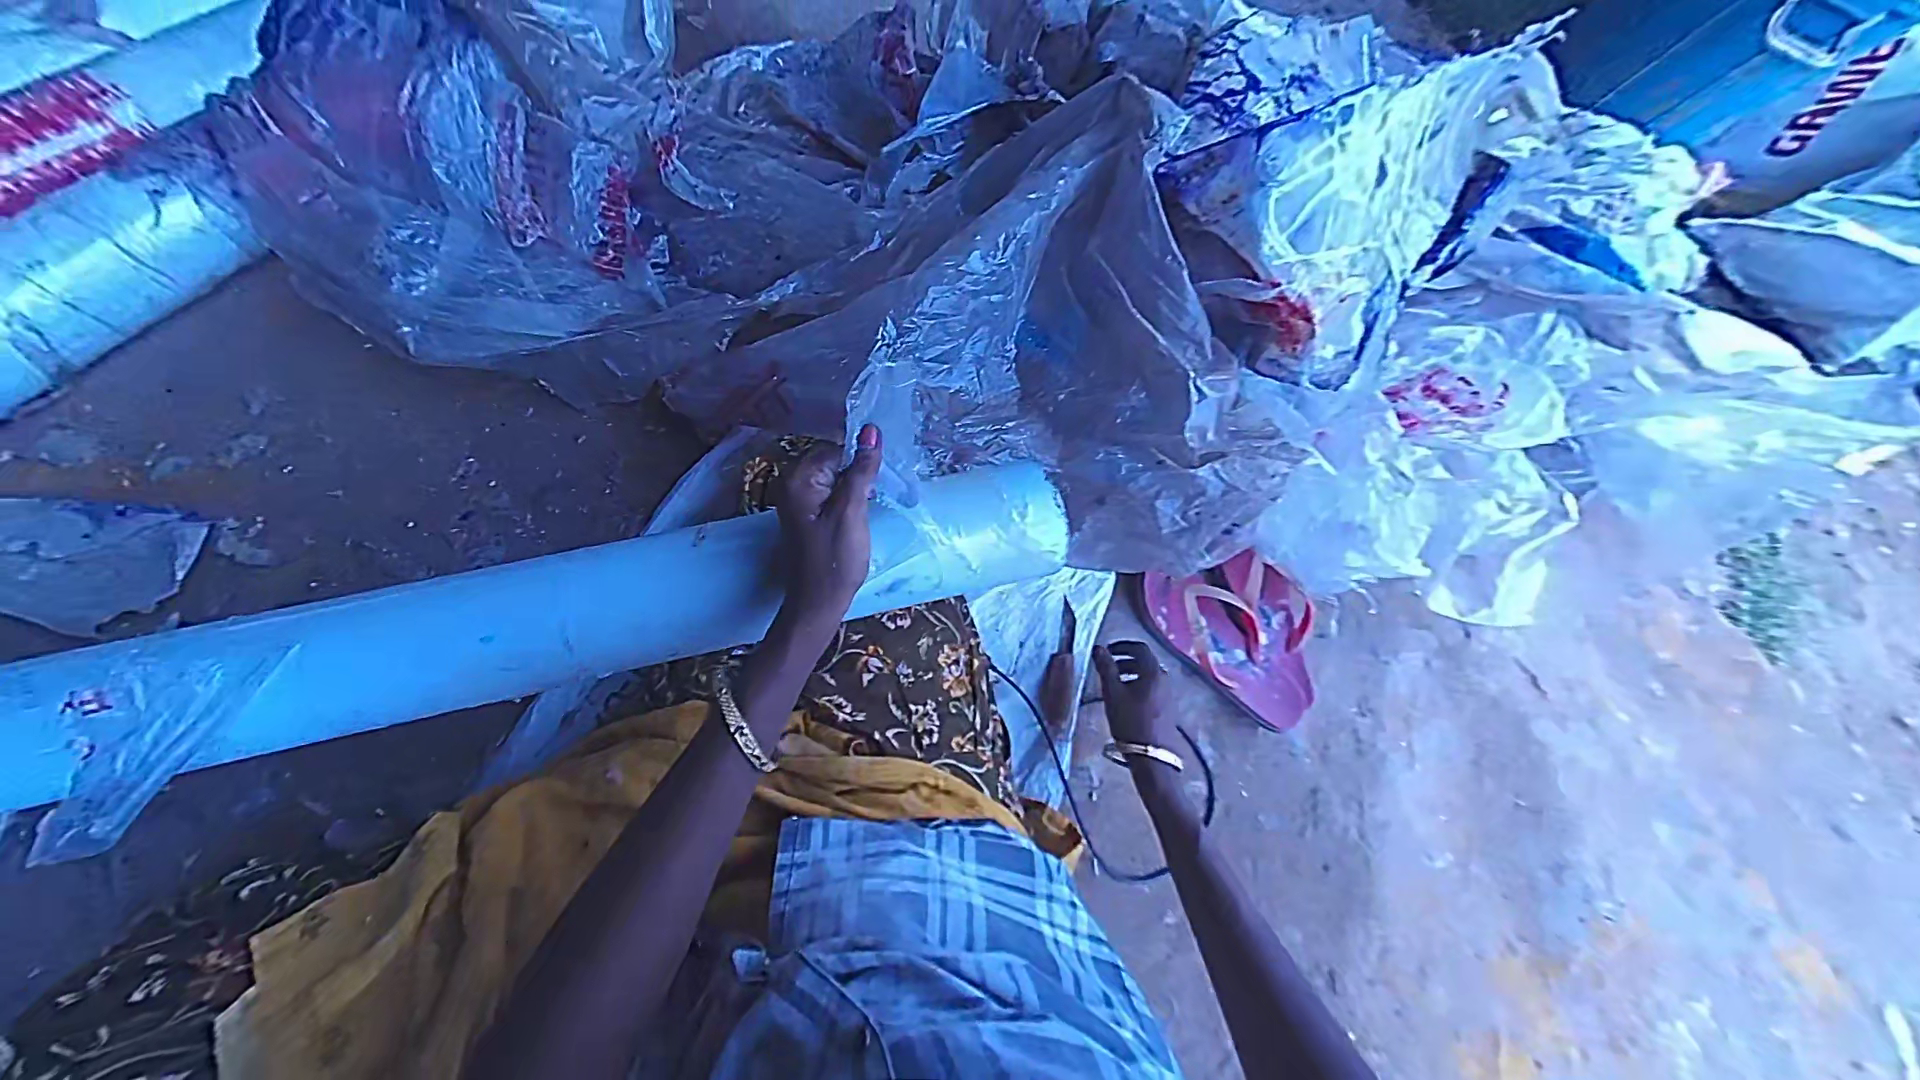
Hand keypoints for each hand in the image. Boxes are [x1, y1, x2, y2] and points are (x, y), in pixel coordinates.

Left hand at [774, 424, 881, 628]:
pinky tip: (858, 517)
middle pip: (833, 461)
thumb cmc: (835, 559)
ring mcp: (797, 501)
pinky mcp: (806, 515)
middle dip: (857, 473)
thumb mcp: (852, 511)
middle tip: (873, 497)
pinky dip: (847, 500)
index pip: (836, 448)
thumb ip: (861, 470)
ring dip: (855, 488)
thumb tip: (871, 430)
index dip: (860, 461)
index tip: (876, 482)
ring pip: (835, 478)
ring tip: (866, 510)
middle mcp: (791, 484)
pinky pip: (830, 494)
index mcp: (798, 478)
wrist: (819, 603)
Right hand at [1093, 641, 1177, 749]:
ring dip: (1130, 673)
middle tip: (1107, 667)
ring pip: (1148, 675)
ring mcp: (1168, 694)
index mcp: (1153, 672)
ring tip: (1113, 684)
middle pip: (1145, 661)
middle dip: (1124, 660)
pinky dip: (1138, 684)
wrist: (1152, 756)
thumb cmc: (1130, 721)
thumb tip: (1099, 648)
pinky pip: (1152, 687)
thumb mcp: (1112, 693)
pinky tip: (1126, 699)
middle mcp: (1164, 679)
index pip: (1140, 648)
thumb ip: (1106, 668)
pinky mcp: (1168, 707)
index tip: (1106, 650)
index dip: (1122, 645)